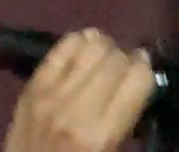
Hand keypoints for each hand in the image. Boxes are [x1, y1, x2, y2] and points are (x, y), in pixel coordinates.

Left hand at [4, 30, 155, 151]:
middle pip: (116, 57)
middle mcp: (78, 109)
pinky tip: (83, 54)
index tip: (143, 76)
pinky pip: (63, 45)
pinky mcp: (33, 85)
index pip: (138, 78)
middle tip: (123, 72)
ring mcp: (52, 94)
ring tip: (103, 61)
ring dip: (105, 49)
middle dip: (126, 60)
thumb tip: (139, 78)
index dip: (146, 72)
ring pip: (92, 44)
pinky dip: (79, 43)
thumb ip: (125, 117)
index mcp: (102, 136)